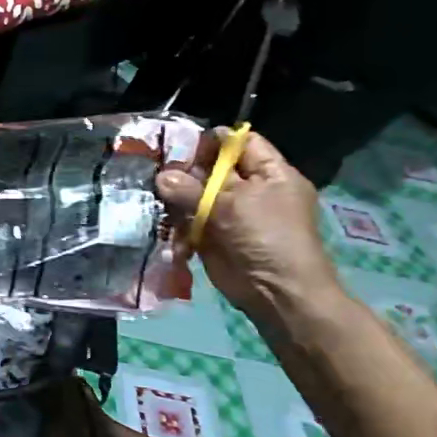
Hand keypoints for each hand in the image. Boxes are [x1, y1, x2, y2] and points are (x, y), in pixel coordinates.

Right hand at [156, 129, 341, 324]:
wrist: (277, 294)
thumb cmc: (266, 237)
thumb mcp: (231, 205)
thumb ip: (193, 189)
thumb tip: (161, 176)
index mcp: (270, 173)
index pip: (242, 143)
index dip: (214, 142)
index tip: (182, 145)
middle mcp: (252, 190)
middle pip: (214, 170)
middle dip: (187, 172)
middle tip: (159, 172)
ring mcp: (233, 216)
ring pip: (198, 197)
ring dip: (178, 201)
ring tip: (159, 202)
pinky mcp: (216, 239)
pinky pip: (192, 224)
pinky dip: (179, 227)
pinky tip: (168, 230)